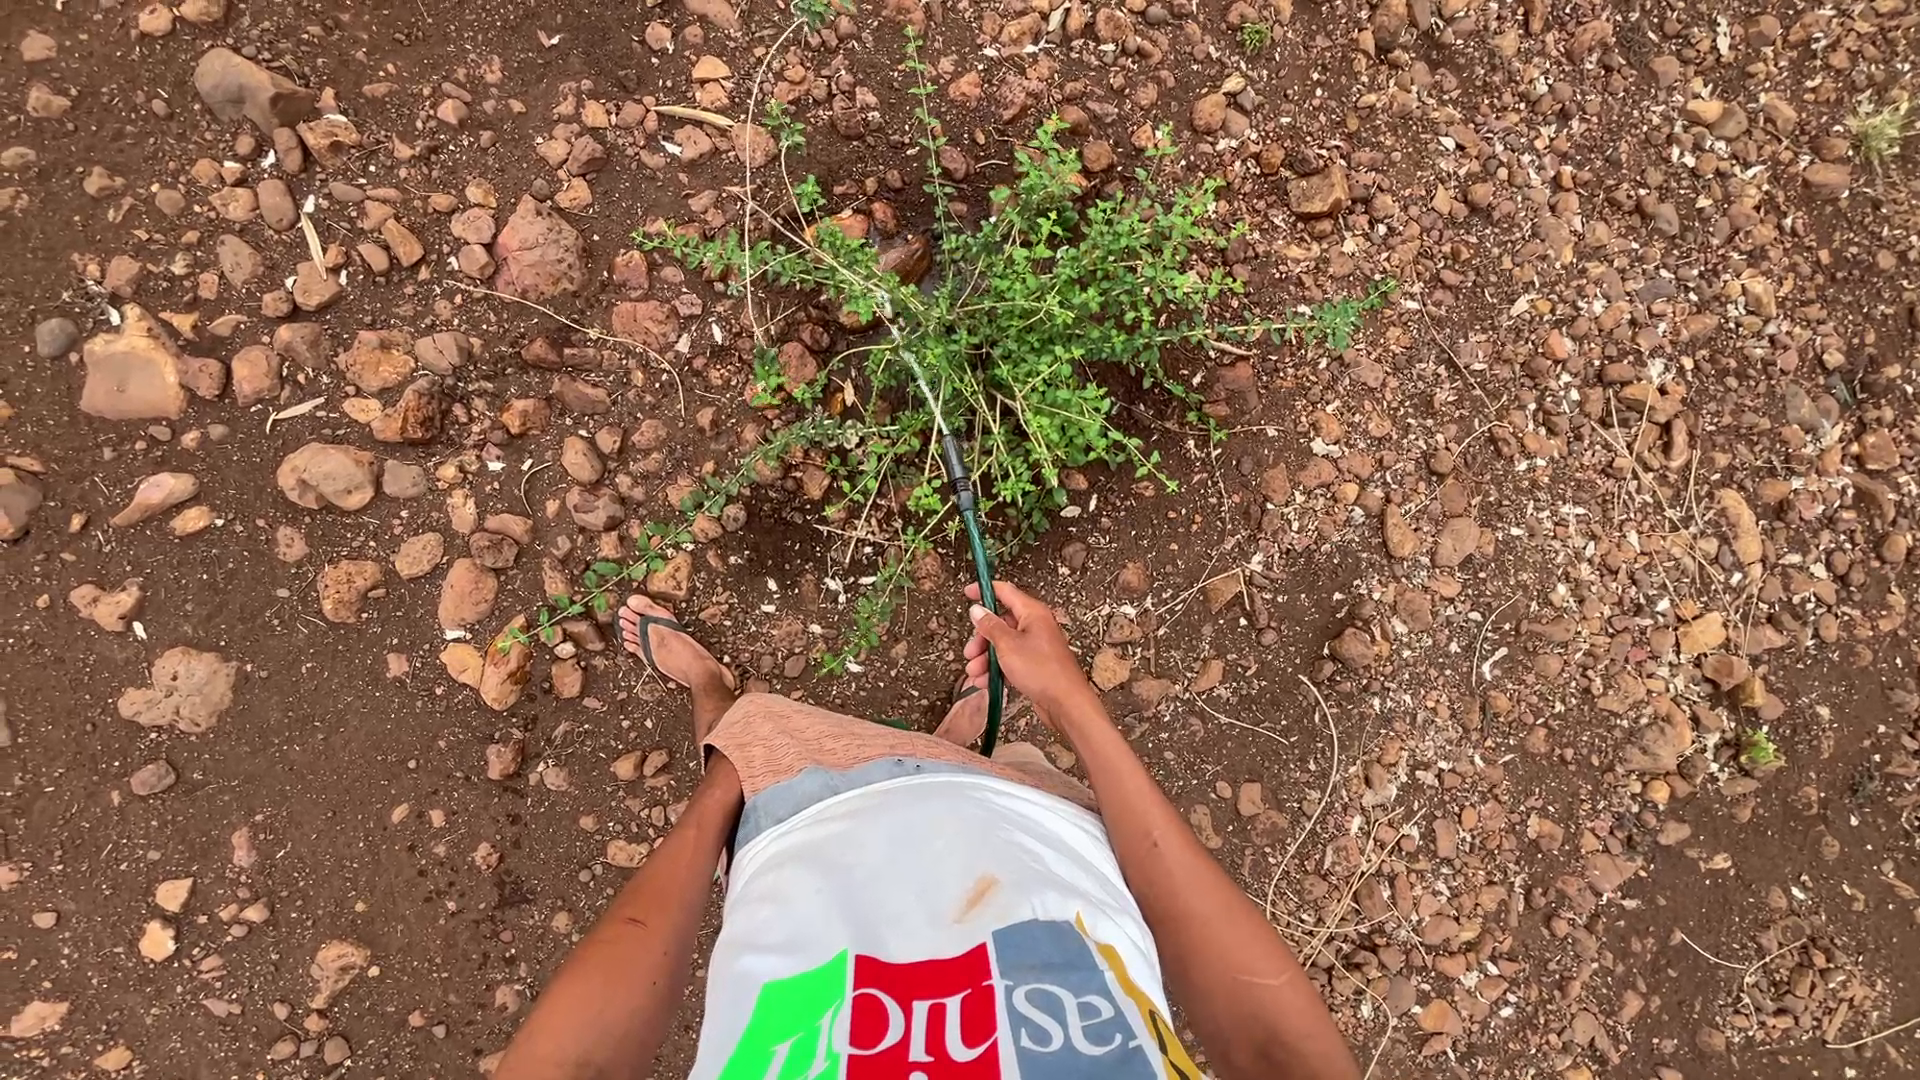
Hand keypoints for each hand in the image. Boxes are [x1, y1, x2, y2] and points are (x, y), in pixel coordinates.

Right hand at [964, 580, 1102, 729]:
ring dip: (986, 657)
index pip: (1005, 591)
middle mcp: (1035, 626)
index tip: (968, 593)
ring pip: (1003, 644)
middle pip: (1000, 622)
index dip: (985, 590)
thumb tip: (977, 610)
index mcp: (1033, 613)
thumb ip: (990, 626)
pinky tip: (985, 681)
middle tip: (971, 651)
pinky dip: (997, 669)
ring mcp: (1036, 646)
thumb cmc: (1043, 671)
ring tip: (974, 672)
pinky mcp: (1035, 664)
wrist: (1065, 703)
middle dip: (982, 638)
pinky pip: (1010, 660)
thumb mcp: (1008, 645)